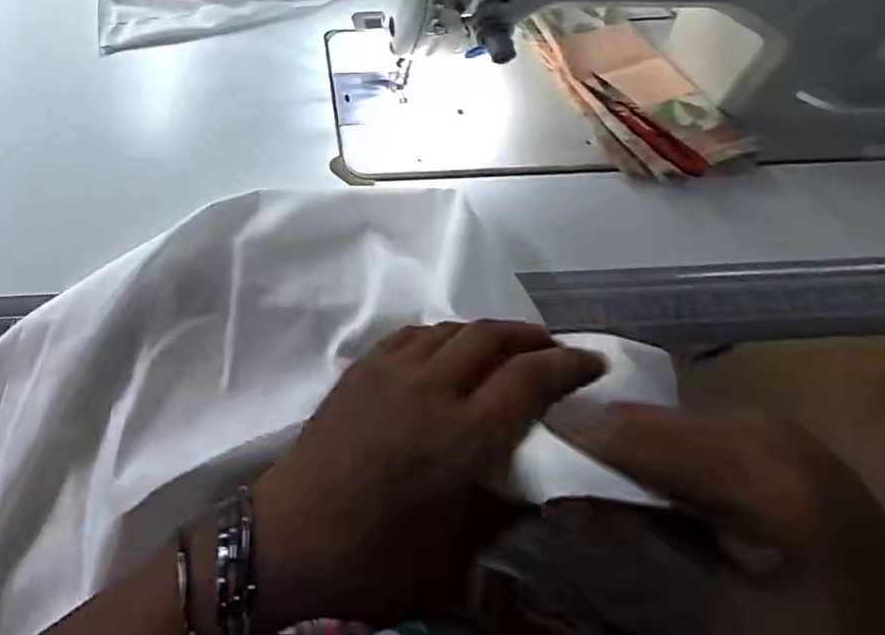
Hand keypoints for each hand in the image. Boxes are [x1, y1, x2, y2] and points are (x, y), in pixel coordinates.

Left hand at [248, 320, 606, 627]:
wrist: (293, 533)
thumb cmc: (377, 556)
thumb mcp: (456, 555)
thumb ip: (503, 512)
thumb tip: (539, 486)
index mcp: (461, 437)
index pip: (528, 379)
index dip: (567, 364)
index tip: (591, 361)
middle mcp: (430, 388)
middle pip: (492, 338)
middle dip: (532, 336)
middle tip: (554, 346)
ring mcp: (392, 370)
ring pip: (452, 329)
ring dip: (487, 332)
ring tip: (506, 346)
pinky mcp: (364, 366)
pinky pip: (414, 333)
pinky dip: (443, 335)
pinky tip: (448, 349)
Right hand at [546, 405, 884, 634]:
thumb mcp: (732, 621)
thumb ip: (645, 550)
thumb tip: (562, 501)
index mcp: (761, 471)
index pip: (637, 433)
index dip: (572, 432)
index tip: (517, 432)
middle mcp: (764, 430)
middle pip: (648, 420)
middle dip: (591, 434)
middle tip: (538, 450)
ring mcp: (774, 431)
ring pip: (667, 421)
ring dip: (619, 441)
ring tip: (572, 459)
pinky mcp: (778, 442)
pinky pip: (694, 433)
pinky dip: (655, 449)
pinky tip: (633, 472)